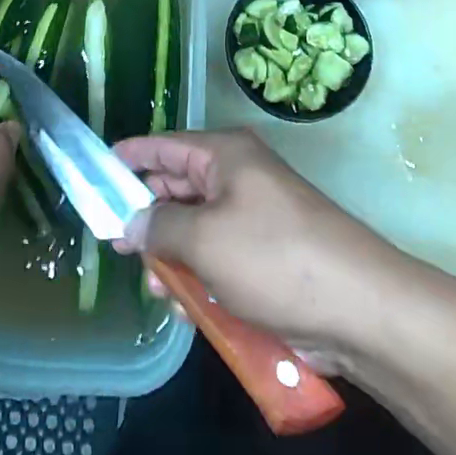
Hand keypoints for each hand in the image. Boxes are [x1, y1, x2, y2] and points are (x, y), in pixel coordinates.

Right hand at [112, 129, 406, 357]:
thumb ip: (158, 227)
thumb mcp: (203, 239)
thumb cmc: (274, 258)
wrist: (360, 308)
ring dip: (173, 257)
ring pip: (195, 229)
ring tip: (155, 286)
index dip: (129, 158)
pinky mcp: (266, 256)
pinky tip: (186, 306)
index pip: (164, 145)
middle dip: (148, 218)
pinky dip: (200, 278)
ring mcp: (255, 218)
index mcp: (226, 156)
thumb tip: (133, 221)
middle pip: (178, 187)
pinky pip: (219, 258)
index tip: (95, 174)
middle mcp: (239, 178)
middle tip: (116, 244)